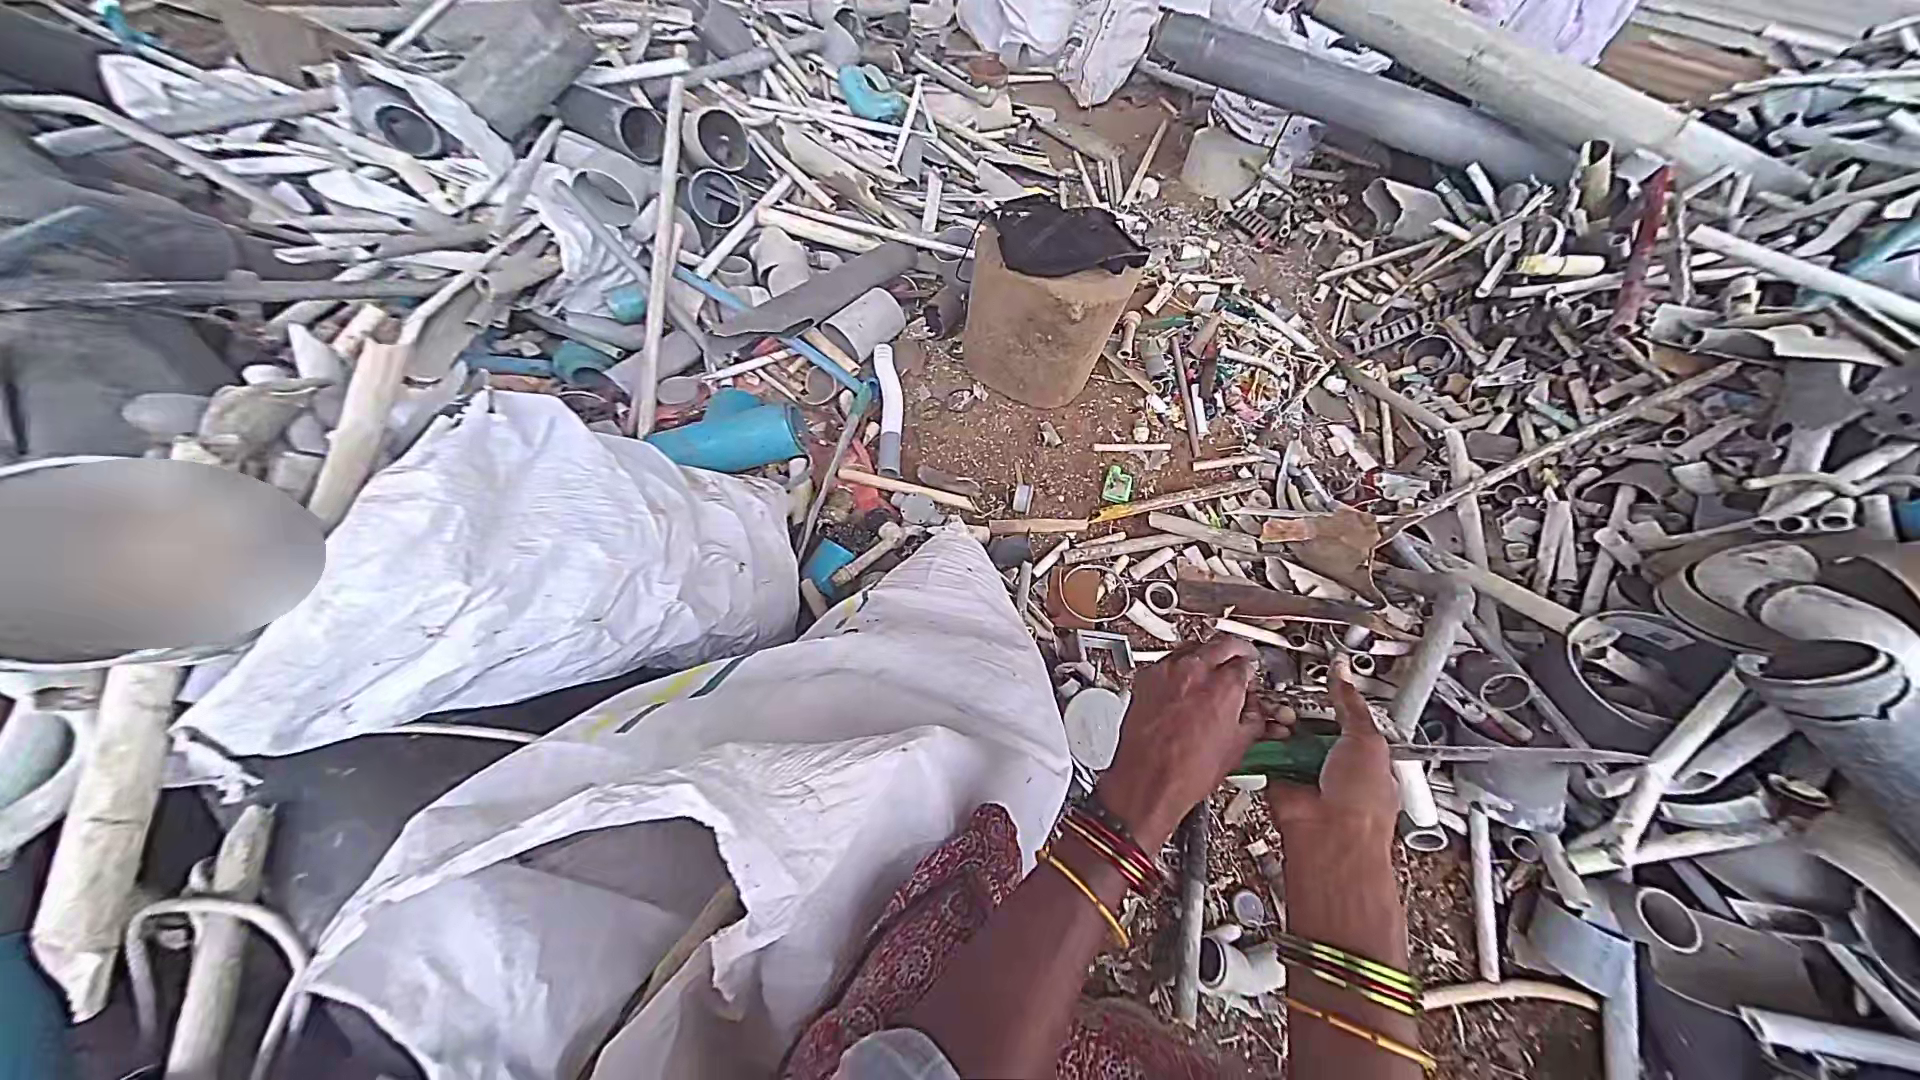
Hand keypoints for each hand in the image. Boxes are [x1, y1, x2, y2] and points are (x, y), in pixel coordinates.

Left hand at [1096, 637, 1282, 847]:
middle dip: (1234, 651)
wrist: (1148, 778)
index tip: (1252, 676)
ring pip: (1192, 648)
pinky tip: (1185, 683)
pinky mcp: (1146, 678)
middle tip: (1240, 661)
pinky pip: (1168, 662)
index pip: (1246, 662)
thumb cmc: (1186, 770)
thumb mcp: (1236, 746)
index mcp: (1223, 686)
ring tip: (1213, 670)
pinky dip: (1180, 667)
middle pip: (1221, 645)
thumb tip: (1256, 713)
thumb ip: (1252, 719)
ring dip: (1206, 655)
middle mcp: (1193, 672)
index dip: (1253, 670)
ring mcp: (1167, 672)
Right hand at [1265, 655, 1398, 846]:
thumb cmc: (1362, 803)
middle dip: (1302, 713)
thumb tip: (1343, 674)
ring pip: (1288, 736)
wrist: (1329, 834)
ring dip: (1283, 727)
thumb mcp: (1366, 741)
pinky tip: (1268, 735)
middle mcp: (1334, 766)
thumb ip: (1351, 705)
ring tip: (1284, 722)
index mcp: (1365, 758)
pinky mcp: (1278, 779)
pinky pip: (1266, 752)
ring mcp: (1306, 772)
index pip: (1347, 720)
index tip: (1323, 685)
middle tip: (1298, 706)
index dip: (1333, 703)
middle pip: (1312, 725)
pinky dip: (1264, 743)